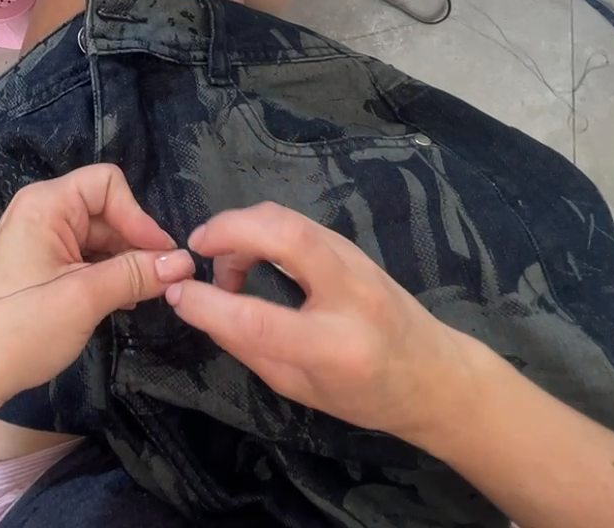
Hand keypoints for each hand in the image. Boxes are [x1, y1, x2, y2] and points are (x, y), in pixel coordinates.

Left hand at [0, 164, 195, 412]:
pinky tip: (124, 300)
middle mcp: (41, 211)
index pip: (107, 184)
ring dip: (124, 261)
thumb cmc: (23, 327)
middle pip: (104, 209)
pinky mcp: (39, 264)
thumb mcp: (85, 298)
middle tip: (164, 282)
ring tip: (147, 295)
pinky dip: (106, 273)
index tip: (162, 256)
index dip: (138, 216)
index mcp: (46, 203)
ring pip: (97, 236)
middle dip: (135, 241)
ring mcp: (38, 238)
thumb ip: (135, 274)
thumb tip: (183, 262)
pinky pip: (83, 256)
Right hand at [165, 202, 486, 443]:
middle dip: (229, 230)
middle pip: (282, 234)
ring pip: (285, 218)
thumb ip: (247, 346)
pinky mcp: (350, 244)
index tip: (175, 292)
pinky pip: (293, 221)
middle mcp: (350, 294)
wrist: (438, 377)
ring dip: (240, 228)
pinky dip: (258, 229)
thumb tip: (196, 306)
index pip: (259, 318)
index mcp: (337, 347)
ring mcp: (354, 261)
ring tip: (221, 260)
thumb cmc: (367, 395)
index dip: (207, 303)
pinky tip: (247, 253)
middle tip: (198, 246)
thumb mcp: (300, 388)